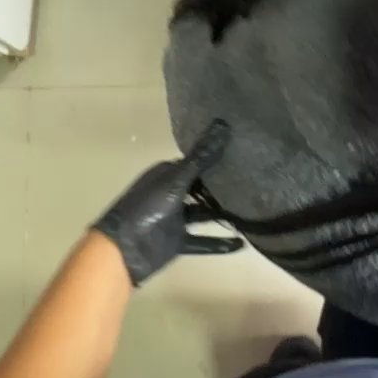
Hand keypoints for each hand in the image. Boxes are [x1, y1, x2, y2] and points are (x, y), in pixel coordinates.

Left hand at [92, 120, 243, 283]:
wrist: (123, 250)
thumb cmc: (147, 209)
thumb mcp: (175, 181)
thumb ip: (200, 159)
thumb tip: (222, 127)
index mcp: (167, 174)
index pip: (197, 162)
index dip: (218, 159)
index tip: (244, 156)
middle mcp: (172, 193)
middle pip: (202, 188)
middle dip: (223, 187)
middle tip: (255, 183)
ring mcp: (175, 218)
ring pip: (204, 213)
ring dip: (223, 214)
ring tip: (252, 212)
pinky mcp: (178, 240)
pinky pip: (203, 241)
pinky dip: (219, 243)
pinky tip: (240, 244)